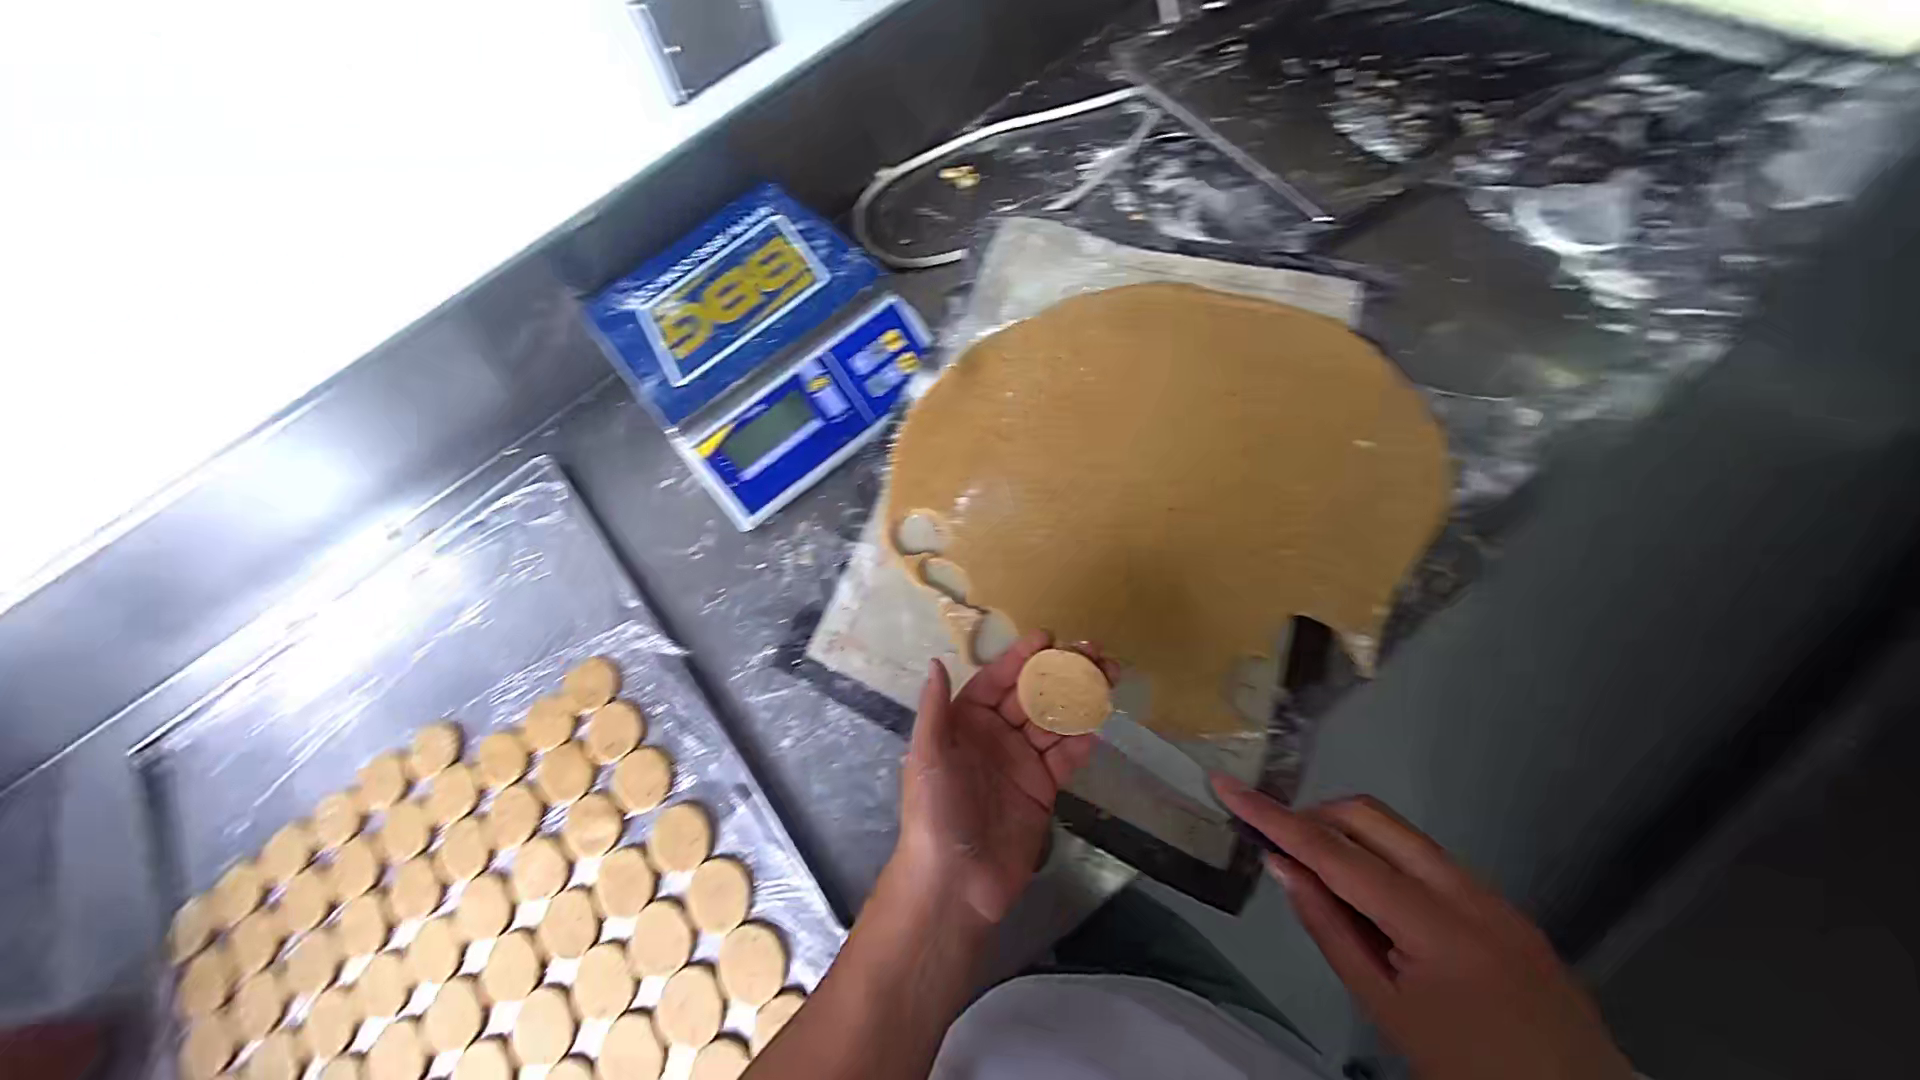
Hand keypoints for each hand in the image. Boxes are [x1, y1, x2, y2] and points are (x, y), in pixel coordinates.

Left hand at [895, 630, 1110, 924]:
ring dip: (1078, 700)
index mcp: (965, 723)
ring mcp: (1020, 762)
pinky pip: (1064, 758)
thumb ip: (934, 709)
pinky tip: (1097, 726)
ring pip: (1053, 722)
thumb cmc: (935, 812)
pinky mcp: (1042, 789)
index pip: (996, 681)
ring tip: (1106, 677)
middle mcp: (994, 736)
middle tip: (1090, 652)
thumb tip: (936, 662)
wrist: (956, 883)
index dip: (1019, 659)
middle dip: (1058, 673)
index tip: (1046, 638)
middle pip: (1031, 696)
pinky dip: (1079, 742)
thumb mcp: (927, 756)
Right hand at [1214, 779, 1633, 1079]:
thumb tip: (1282, 865)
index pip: (1334, 852)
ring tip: (1325, 880)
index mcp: (1435, 925)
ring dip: (1347, 836)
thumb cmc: (1469, 1069)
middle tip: (1282, 849)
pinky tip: (1374, 903)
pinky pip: (1424, 857)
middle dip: (1313, 816)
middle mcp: (1467, 890)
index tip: (1224, 785)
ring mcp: (1491, 892)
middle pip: (1369, 817)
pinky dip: (1381, 858)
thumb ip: (1329, 928)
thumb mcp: (1385, 1008)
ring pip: (1397, 831)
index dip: (1272, 816)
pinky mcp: (1501, 902)